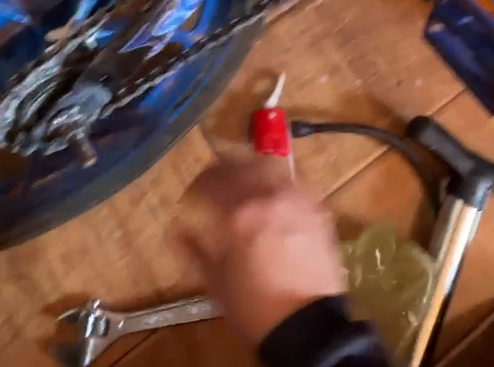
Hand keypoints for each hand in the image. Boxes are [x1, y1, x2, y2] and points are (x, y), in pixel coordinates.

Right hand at [182, 158, 347, 344]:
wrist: (306, 327)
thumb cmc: (254, 308)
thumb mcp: (216, 281)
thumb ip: (194, 249)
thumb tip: (176, 229)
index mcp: (239, 213)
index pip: (212, 180)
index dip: (197, 183)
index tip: (191, 194)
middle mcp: (268, 196)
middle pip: (240, 165)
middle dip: (221, 169)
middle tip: (213, 180)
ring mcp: (296, 199)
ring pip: (268, 167)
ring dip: (249, 169)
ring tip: (241, 182)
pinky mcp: (317, 208)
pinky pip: (293, 182)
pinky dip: (277, 182)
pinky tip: (271, 193)